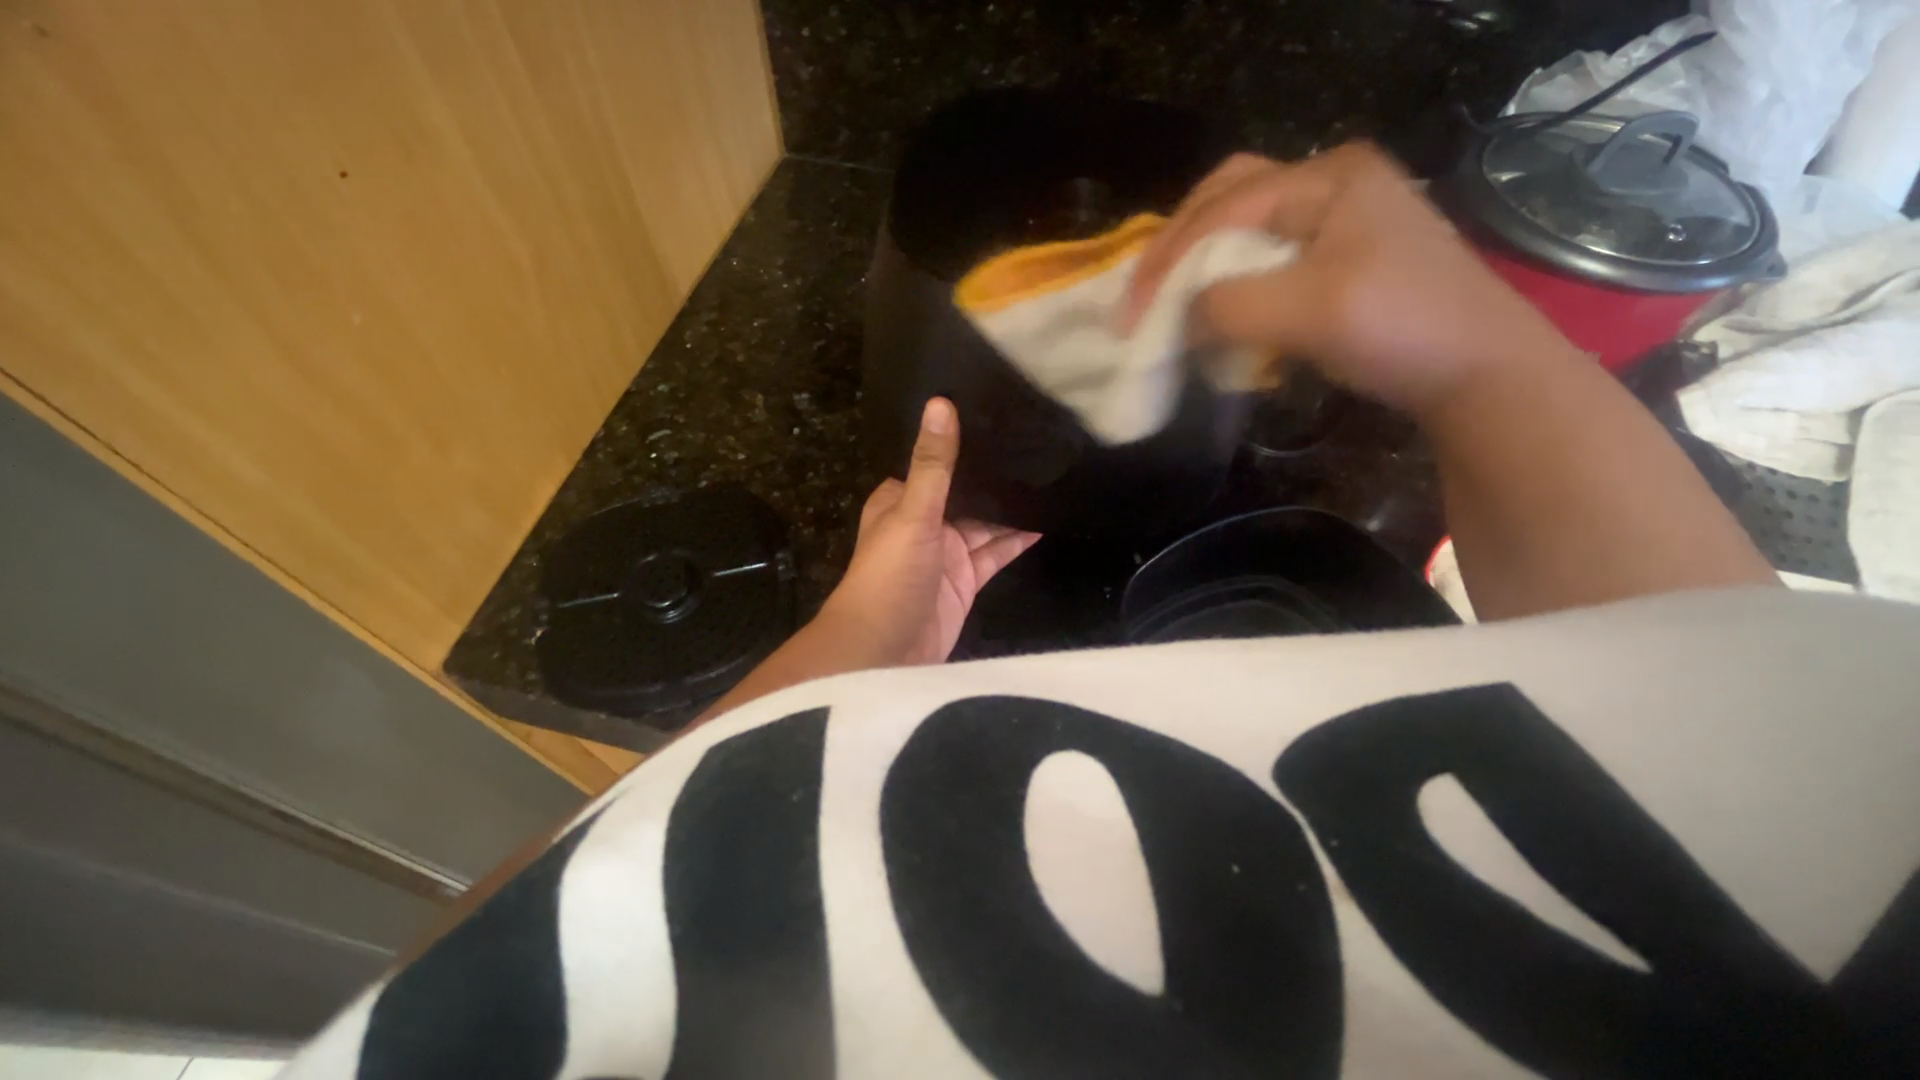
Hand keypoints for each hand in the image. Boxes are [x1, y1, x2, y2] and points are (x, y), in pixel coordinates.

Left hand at [813, 398, 1040, 665]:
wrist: (883, 650)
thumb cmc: (890, 574)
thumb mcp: (913, 512)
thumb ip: (934, 464)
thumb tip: (941, 402)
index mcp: (901, 500)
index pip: (936, 463)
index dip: (963, 444)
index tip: (999, 414)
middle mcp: (924, 523)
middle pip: (965, 494)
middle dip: (994, 477)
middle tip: (1040, 444)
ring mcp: (946, 555)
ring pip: (984, 524)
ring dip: (1010, 508)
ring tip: (1051, 478)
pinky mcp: (965, 583)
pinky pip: (994, 555)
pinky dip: (1015, 542)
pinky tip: (1044, 522)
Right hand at [1120, 143, 1580, 418]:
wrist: (1483, 373)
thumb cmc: (1400, 330)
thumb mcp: (1305, 312)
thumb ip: (1227, 305)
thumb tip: (1179, 316)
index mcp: (1327, 177)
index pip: (1222, 208)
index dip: (1168, 262)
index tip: (1130, 317)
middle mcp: (1332, 182)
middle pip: (1229, 199)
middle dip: (1180, 247)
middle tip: (1145, 294)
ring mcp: (1341, 218)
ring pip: (1246, 228)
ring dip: (1203, 264)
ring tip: (1171, 303)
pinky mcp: (1344, 256)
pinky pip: (1269, 256)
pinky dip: (1234, 281)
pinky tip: (1220, 311)